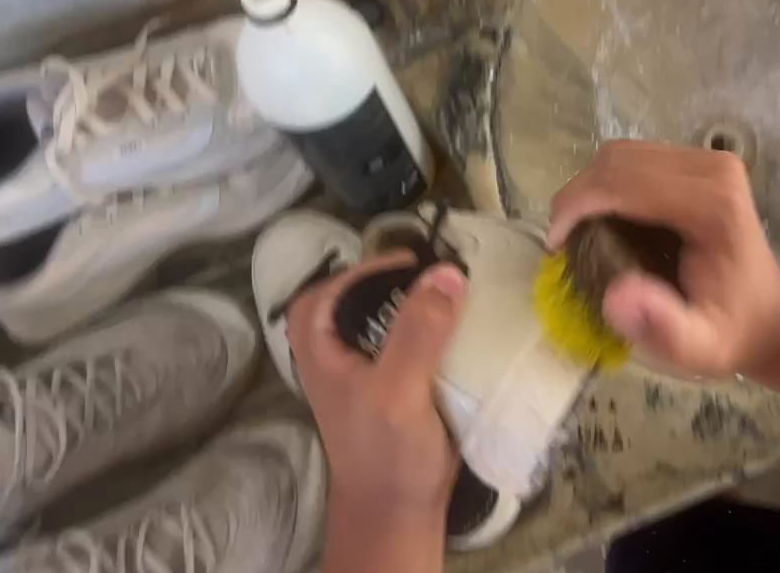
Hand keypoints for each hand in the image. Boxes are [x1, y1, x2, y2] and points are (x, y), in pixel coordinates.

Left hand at [288, 253, 467, 527]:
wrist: (401, 516)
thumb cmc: (386, 455)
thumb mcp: (398, 391)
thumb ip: (417, 332)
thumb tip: (446, 272)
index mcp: (321, 352)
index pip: (326, 291)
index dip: (361, 271)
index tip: (408, 264)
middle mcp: (339, 356)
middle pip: (353, 300)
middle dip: (390, 282)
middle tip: (430, 273)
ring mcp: (368, 372)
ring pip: (383, 319)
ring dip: (414, 303)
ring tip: (448, 291)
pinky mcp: (398, 384)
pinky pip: (410, 341)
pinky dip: (431, 327)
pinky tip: (458, 325)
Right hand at [549, 139, 779, 379]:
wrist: (768, 313)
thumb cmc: (732, 331)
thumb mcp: (701, 349)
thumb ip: (663, 329)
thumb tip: (616, 296)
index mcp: (713, 203)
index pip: (623, 182)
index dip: (577, 206)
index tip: (555, 246)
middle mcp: (711, 167)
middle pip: (618, 160)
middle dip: (578, 197)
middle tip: (562, 241)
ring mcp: (706, 158)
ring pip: (621, 154)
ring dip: (591, 189)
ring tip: (580, 232)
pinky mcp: (697, 159)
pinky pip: (634, 159)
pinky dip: (608, 185)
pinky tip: (605, 219)